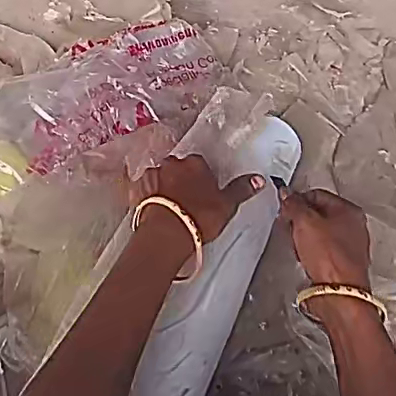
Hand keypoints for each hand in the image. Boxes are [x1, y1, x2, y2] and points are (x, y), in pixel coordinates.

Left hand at [131, 154, 265, 246]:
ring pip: (160, 176)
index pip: (200, 163)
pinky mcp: (137, 188)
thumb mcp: (227, 205)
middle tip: (188, 199)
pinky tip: (153, 206)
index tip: (205, 191)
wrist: (167, 232)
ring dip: (164, 186)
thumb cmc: (200, 217)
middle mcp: (172, 163)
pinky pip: (144, 187)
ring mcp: (152, 174)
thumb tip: (258, 179)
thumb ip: (241, 189)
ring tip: (171, 206)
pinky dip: (148, 194)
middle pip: (178, 167)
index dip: (203, 178)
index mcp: (194, 163)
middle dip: (182, 179)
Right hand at [278, 187, 371, 288]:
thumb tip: (287, 195)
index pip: (316, 194)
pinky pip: (322, 248)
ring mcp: (350, 245)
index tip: (285, 208)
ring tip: (298, 245)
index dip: (297, 200)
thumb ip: (293, 204)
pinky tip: (305, 257)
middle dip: (300, 220)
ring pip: (319, 231)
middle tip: (290, 227)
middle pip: (318, 212)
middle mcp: (354, 226)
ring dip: (304, 236)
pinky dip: (311, 250)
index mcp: (349, 210)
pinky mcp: (343, 261)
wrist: (338, 292)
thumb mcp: (303, 221)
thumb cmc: (329, 257)